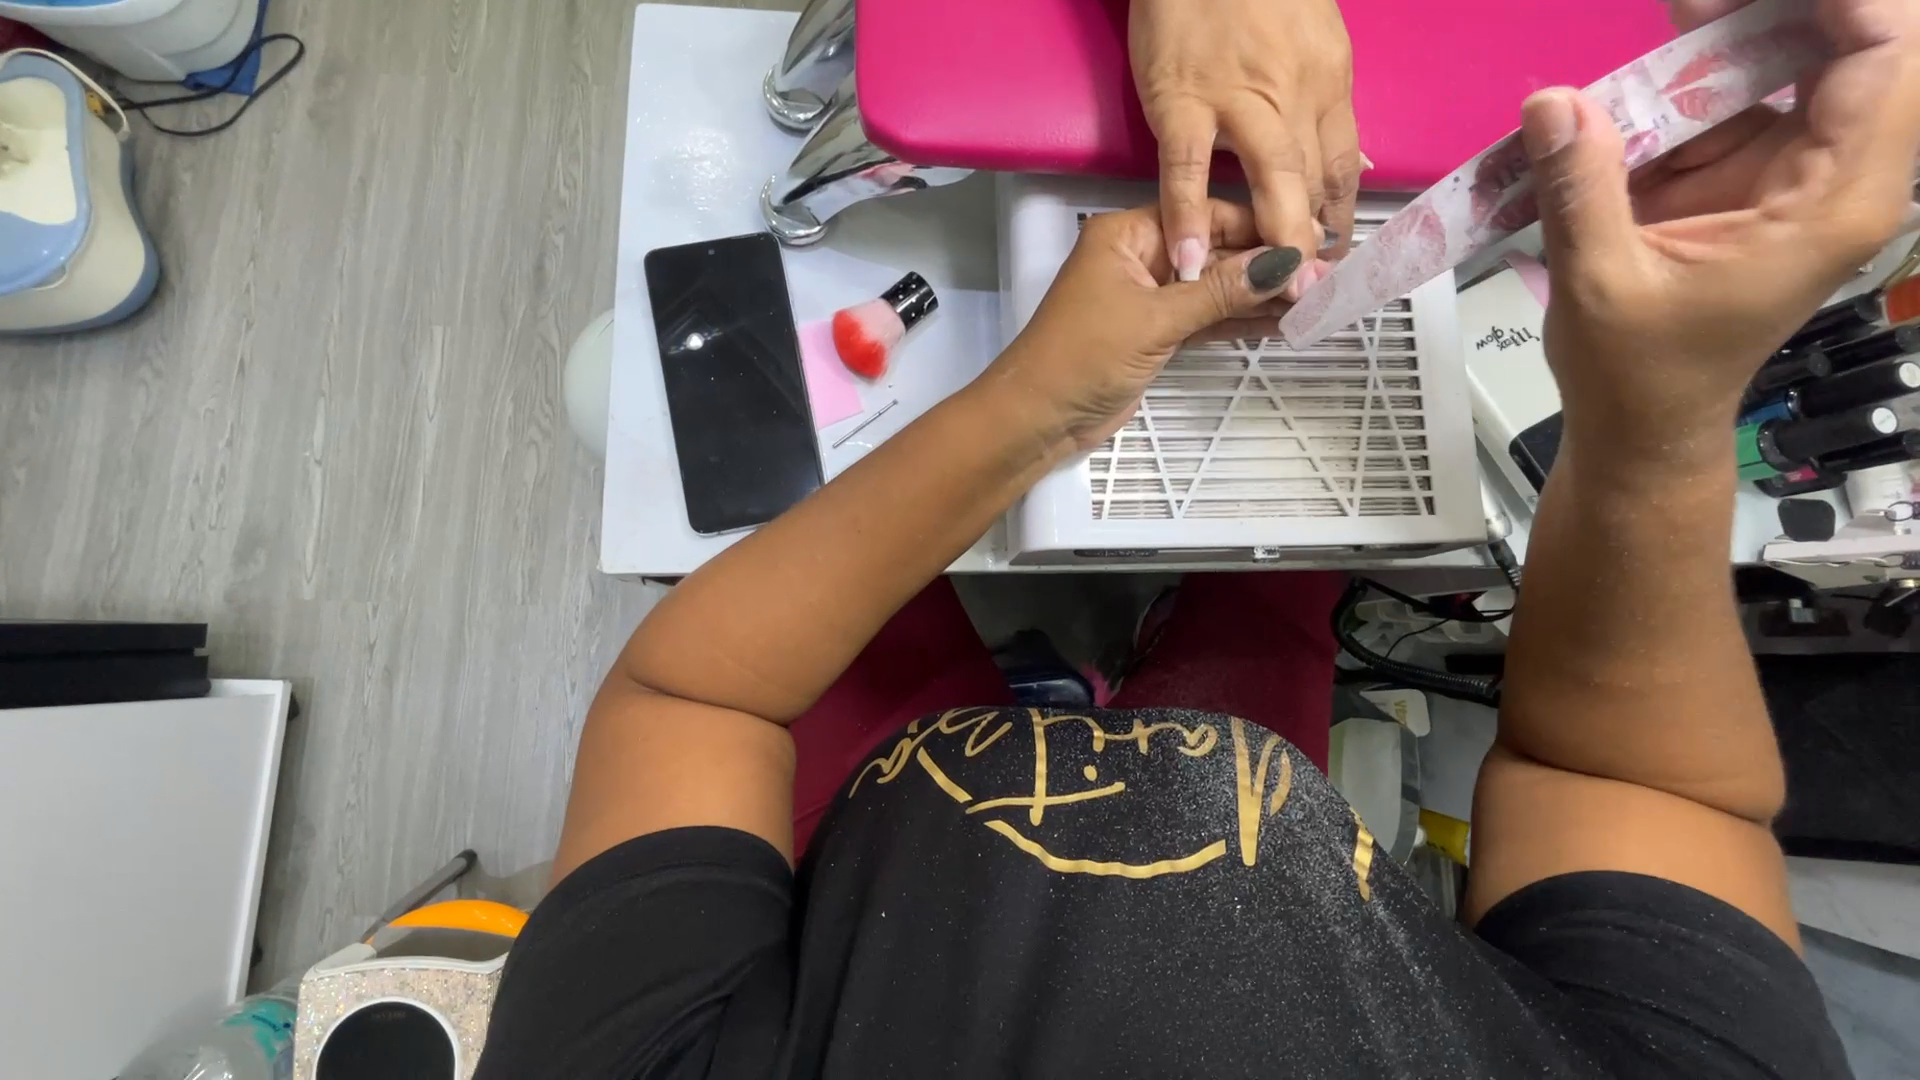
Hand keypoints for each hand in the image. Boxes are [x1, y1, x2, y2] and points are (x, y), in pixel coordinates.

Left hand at [981, 202, 1304, 450]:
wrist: (1039, 418)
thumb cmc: (1083, 357)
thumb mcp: (1155, 320)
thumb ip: (1220, 292)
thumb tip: (1287, 264)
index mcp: (1129, 234)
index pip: (1208, 218)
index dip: (1262, 232)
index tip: (1314, 246)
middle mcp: (1141, 257)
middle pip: (1215, 253)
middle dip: (1266, 269)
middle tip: (1326, 279)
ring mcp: (1148, 298)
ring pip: (1213, 290)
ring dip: (1258, 299)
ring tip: (1316, 302)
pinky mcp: (1154, 335)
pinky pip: (1204, 320)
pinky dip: (1237, 323)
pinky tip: (1281, 323)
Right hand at [1129, 0, 1357, 296]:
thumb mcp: (1306, 36)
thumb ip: (1314, 99)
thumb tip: (1330, 160)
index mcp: (1326, 79)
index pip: (1342, 167)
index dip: (1339, 223)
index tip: (1333, 266)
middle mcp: (1296, 94)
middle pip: (1312, 184)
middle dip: (1315, 248)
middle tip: (1310, 302)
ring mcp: (1238, 100)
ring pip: (1269, 182)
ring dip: (1272, 244)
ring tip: (1270, 297)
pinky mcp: (1183, 103)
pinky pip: (1187, 170)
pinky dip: (1189, 218)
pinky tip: (1190, 263)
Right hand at [1521, 0, 1919, 469]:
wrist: (1639, 425)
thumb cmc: (1632, 370)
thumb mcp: (1597, 280)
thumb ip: (1581, 188)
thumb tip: (1549, 102)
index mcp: (1833, 199)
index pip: (1884, 55)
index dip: (1835, 1)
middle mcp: (1834, 176)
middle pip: (1842, 52)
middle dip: (1763, 18)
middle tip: (1678, 7)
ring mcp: (1788, 181)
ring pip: (1778, 80)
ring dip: (1709, 61)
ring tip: (1639, 54)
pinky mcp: (1743, 193)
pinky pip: (1726, 121)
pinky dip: (1672, 109)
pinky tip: (1617, 116)